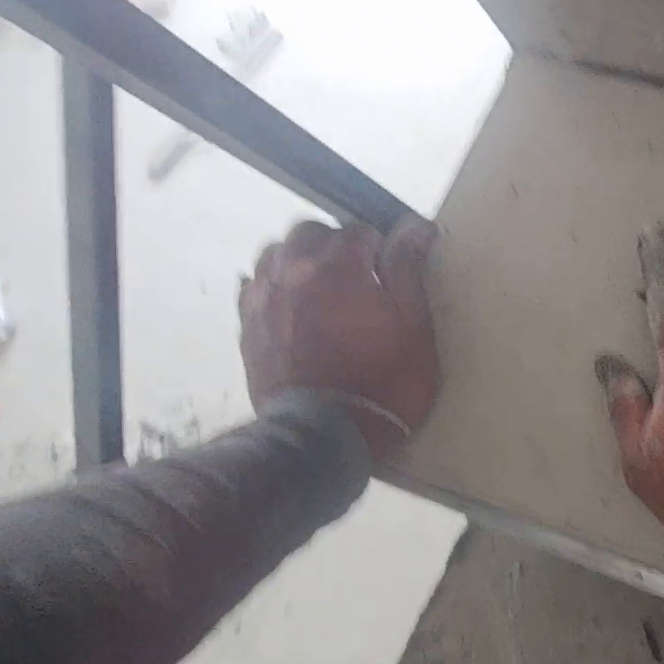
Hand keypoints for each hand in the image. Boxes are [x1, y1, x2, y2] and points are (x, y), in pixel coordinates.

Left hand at [238, 219, 440, 463]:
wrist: (327, 436)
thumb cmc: (385, 381)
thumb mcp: (415, 326)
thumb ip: (408, 270)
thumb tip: (415, 226)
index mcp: (338, 267)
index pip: (360, 230)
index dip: (383, 246)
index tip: (396, 269)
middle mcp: (293, 272)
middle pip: (310, 232)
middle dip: (337, 244)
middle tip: (363, 275)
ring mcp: (263, 298)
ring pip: (276, 254)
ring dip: (302, 259)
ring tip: (326, 287)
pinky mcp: (247, 326)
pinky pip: (255, 285)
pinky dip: (276, 285)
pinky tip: (296, 306)